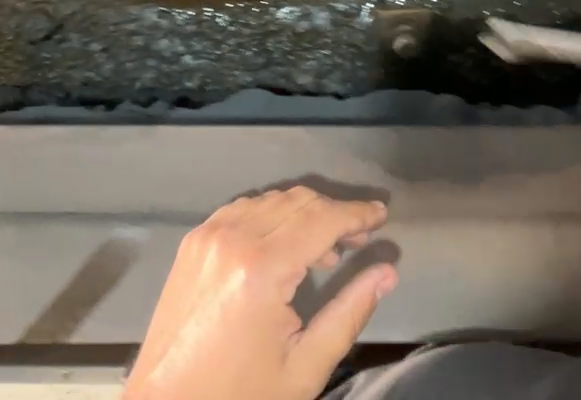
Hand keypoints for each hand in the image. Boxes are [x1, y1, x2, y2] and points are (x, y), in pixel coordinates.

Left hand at [125, 186, 396, 399]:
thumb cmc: (241, 394)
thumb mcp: (305, 367)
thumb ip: (349, 313)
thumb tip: (388, 273)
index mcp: (262, 266)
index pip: (321, 219)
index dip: (356, 213)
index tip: (382, 214)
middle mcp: (233, 237)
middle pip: (298, 201)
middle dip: (334, 212)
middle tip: (360, 237)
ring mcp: (208, 234)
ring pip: (270, 199)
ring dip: (303, 212)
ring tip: (325, 247)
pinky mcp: (193, 242)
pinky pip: (242, 209)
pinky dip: (270, 215)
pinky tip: (283, 243)